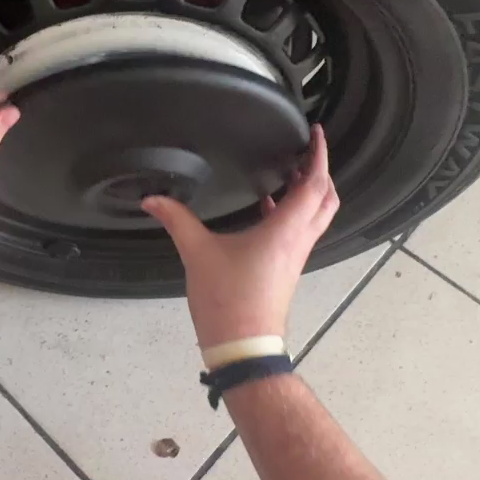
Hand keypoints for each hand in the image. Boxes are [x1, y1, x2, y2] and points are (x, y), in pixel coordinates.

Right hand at [142, 126, 340, 348]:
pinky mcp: (287, 269)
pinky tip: (270, 208)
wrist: (244, 345)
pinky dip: (296, 212)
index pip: (314, 184)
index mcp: (285, 231)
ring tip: (293, 171)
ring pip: (318, 216)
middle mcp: (298, 241)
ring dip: (312, 191)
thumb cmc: (228, 300)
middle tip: (308, 150)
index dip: (319, 155)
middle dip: (321, 171)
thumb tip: (153, 199)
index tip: (316, 134)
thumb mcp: (197, 252)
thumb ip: (175, 219)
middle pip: (326, 199)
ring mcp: (295, 257)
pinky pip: (302, 231)